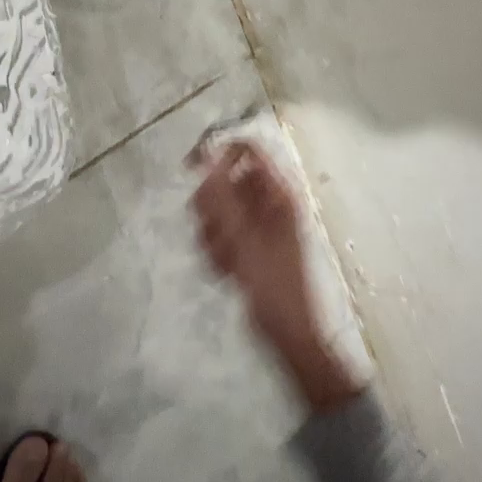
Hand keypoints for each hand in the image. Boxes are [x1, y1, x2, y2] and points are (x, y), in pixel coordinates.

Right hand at [190, 139, 359, 411]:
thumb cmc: (275, 286)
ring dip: (212, 232)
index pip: (246, 148)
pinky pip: (218, 230)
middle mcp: (270, 201)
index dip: (217, 151)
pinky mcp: (247, 242)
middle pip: (224, 178)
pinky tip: (226, 270)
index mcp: (280, 192)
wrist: (291, 334)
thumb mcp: (244, 238)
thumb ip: (222, 194)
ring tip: (225, 261)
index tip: (190, 168)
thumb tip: (205, 156)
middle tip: (216, 233)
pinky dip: (216, 248)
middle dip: (211, 206)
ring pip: (217, 206)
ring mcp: (259, 222)